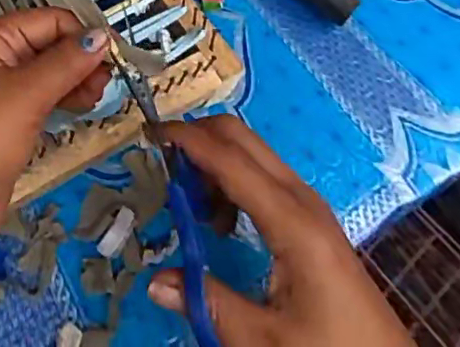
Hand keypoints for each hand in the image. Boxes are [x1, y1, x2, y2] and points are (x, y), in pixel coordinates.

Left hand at [0, 10, 113, 272]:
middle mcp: (0, 55)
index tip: (114, 56)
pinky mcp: (13, 115)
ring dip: (79, 78)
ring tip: (98, 95)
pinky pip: (48, 94)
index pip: (52, 20)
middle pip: (54, 43)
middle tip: (107, 81)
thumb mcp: (27, 95)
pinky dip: (69, 96)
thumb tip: (101, 36)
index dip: (83, 35)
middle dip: (83, 58)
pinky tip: (84, 105)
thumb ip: (67, 63)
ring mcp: (6, 86)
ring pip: (54, 69)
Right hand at [148, 116, 413, 346]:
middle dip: (197, 137)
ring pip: (250, 152)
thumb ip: (209, 302)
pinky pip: (262, 174)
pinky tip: (221, 221)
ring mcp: (308, 203)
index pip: (228, 158)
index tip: (149, 133)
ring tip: (190, 204)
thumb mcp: (265, 341)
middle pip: (240, 137)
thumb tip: (155, 282)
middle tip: (161, 161)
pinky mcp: (310, 216)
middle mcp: (300, 197)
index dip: (186, 139)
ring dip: (213, 160)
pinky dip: (231, 178)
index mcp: (291, 220)